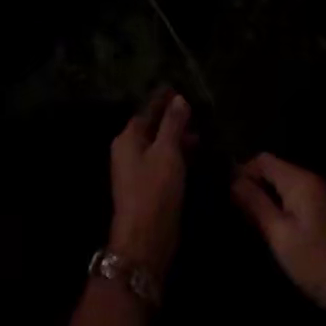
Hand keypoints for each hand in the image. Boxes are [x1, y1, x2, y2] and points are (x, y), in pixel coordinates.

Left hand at [108, 89, 192, 274]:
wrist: (145, 238)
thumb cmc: (154, 190)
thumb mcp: (167, 152)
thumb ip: (173, 124)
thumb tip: (179, 99)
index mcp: (128, 137)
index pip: (146, 110)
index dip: (162, 99)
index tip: (176, 87)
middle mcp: (128, 150)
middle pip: (150, 126)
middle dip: (170, 118)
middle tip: (192, 109)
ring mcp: (136, 169)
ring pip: (157, 144)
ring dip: (175, 136)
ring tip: (198, 130)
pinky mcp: (147, 186)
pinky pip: (161, 160)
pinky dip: (175, 154)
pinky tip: (192, 154)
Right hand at [232, 154, 325, 325]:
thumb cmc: (316, 263)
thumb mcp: (278, 234)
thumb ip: (255, 204)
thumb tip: (233, 181)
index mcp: (300, 181)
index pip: (263, 160)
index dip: (242, 172)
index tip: (226, 195)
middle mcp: (310, 181)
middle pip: (272, 170)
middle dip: (252, 185)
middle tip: (234, 211)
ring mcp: (319, 197)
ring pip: (280, 185)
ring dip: (263, 198)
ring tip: (247, 220)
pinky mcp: (322, 213)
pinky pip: (291, 198)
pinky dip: (277, 206)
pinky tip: (268, 227)